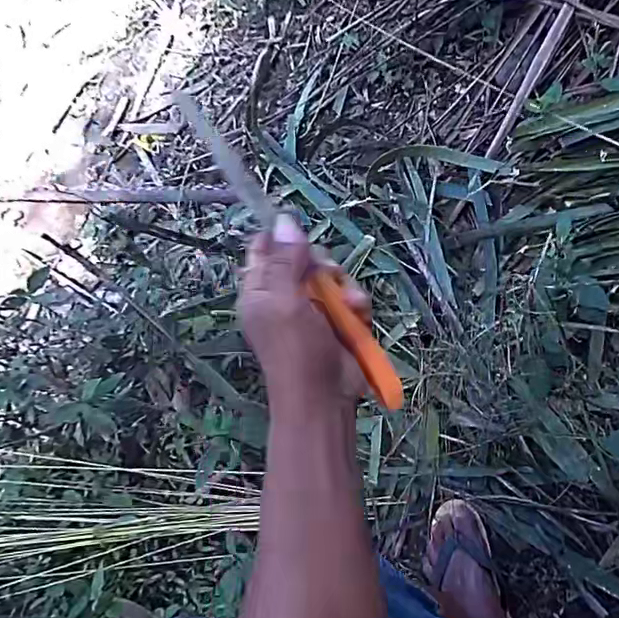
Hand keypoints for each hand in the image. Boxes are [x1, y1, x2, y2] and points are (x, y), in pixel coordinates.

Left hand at [238, 214, 369, 410]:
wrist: (325, 397)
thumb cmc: (297, 351)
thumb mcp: (284, 302)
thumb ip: (285, 260)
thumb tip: (285, 220)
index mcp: (261, 291)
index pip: (266, 249)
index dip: (284, 239)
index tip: (302, 239)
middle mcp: (286, 297)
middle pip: (307, 260)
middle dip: (323, 267)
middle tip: (327, 277)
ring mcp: (315, 310)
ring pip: (334, 279)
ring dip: (345, 290)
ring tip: (349, 307)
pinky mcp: (340, 322)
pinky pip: (352, 300)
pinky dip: (357, 308)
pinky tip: (357, 317)